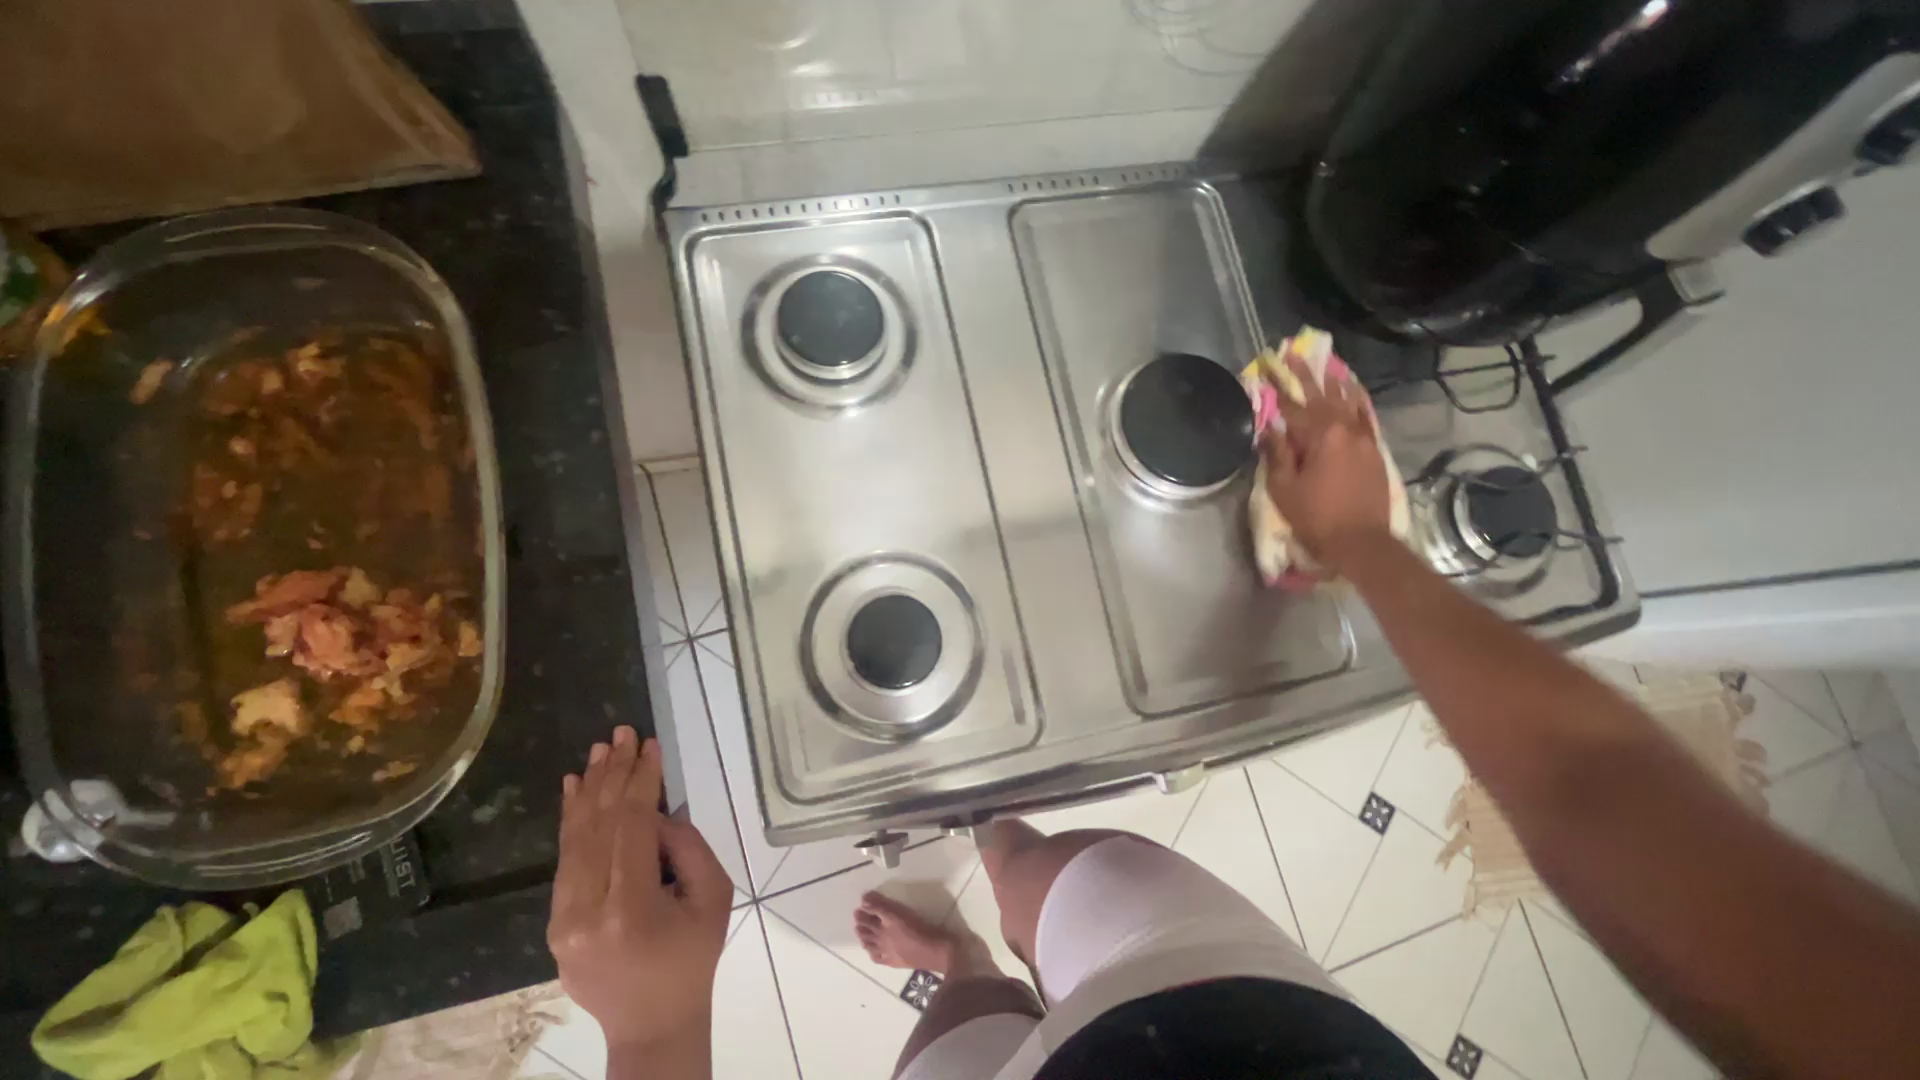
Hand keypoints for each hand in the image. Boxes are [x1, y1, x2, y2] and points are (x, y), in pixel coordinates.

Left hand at [547, 727, 731, 1070]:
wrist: (652, 1026)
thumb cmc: (693, 959)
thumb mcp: (713, 898)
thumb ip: (689, 847)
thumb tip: (658, 811)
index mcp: (632, 908)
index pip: (632, 826)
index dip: (642, 781)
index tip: (651, 745)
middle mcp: (587, 912)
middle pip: (598, 826)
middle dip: (613, 774)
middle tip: (623, 732)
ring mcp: (563, 920)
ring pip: (575, 840)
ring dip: (588, 790)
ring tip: (600, 749)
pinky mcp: (555, 924)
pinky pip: (564, 862)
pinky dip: (570, 821)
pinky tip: (574, 787)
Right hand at [1262, 353, 1393, 573]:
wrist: (1361, 542)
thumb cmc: (1316, 517)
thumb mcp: (1284, 488)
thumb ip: (1277, 454)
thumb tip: (1269, 429)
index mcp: (1319, 436)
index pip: (1291, 405)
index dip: (1275, 386)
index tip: (1265, 366)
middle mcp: (1344, 429)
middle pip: (1321, 396)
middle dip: (1304, 375)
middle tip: (1292, 353)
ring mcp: (1363, 439)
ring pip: (1347, 402)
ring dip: (1334, 383)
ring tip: (1326, 365)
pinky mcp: (1374, 451)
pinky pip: (1365, 417)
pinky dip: (1358, 402)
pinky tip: (1354, 393)